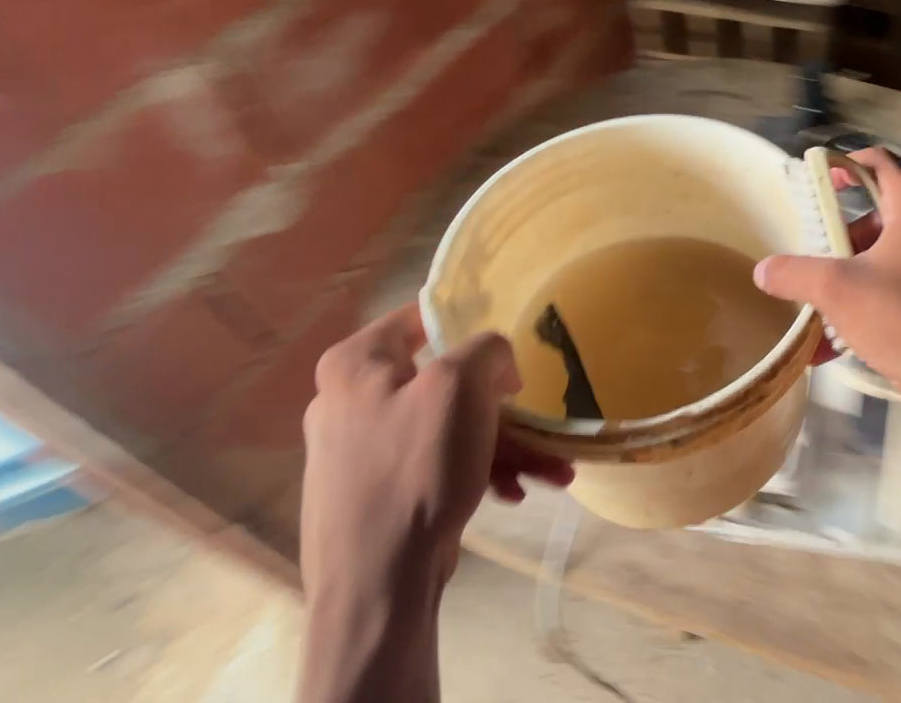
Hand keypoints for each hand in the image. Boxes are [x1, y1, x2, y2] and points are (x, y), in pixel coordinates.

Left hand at [299, 304, 573, 607]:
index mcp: (353, 366)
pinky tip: (514, 492)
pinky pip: (437, 465)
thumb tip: (495, 366)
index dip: (467, 323)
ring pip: (448, 430)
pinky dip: (479, 473)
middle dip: (502, 408)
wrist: (376, 581)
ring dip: (505, 448)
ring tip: (553, 471)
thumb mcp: (460, 386)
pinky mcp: (375, 492)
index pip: (417, 319)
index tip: (506, 344)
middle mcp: (347, 402)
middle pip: (443, 383)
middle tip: (538, 422)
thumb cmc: (416, 468)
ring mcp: (360, 451)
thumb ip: (486, 350)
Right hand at [752, 148, 900, 408]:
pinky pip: (894, 291)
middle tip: (813, 262)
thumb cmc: (900, 319)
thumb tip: (764, 270)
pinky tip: (831, 349)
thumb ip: (794, 274)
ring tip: (815, 315)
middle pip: (876, 217)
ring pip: (882, 259)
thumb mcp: (835, 290)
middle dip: (838, 240)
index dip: (846, 162)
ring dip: (845, 282)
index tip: (819, 178)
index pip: (880, 162)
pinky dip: (864, 308)